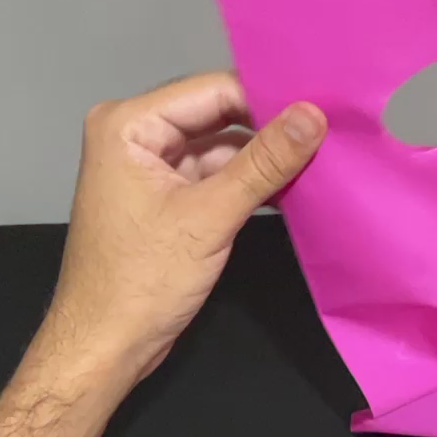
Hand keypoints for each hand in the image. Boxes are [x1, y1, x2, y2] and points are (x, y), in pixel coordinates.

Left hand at [36, 73, 324, 379]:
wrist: (107, 345)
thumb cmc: (144, 280)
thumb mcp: (210, 217)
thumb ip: (264, 163)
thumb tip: (313, 115)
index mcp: (129, 124)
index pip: (213, 91)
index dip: (268, 99)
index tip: (322, 110)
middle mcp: (137, 136)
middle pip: (218, 116)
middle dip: (269, 129)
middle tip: (329, 133)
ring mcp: (152, 170)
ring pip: (221, 149)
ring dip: (265, 160)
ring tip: (323, 160)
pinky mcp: (168, 201)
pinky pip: (216, 178)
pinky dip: (250, 185)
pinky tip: (293, 189)